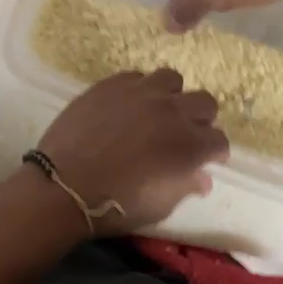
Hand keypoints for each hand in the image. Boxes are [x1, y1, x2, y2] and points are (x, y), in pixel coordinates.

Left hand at [31, 69, 228, 234]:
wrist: (64, 186)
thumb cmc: (116, 206)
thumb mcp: (160, 206)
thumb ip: (185, 186)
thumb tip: (202, 178)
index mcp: (189, 145)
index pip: (219, 140)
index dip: (215, 152)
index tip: (207, 160)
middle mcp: (171, 111)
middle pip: (204, 102)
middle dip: (201, 119)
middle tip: (185, 134)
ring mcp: (140, 93)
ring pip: (171, 79)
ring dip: (171, 96)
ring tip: (157, 111)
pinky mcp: (111, 84)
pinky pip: (135, 77)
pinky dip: (138, 90)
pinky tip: (127, 106)